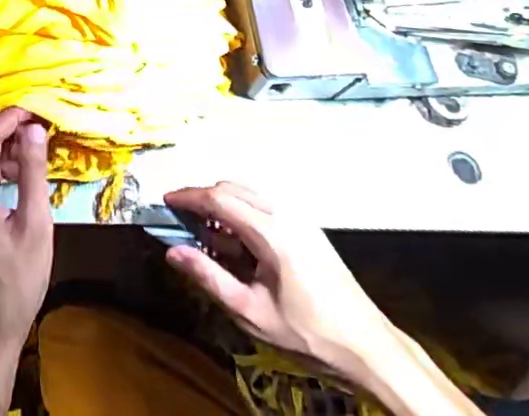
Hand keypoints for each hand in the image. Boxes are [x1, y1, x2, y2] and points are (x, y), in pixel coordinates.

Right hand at [162, 182, 393, 379]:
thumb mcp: (250, 310)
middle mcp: (285, 213)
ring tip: (208, 242)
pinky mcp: (304, 225)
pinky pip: (264, 206)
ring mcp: (298, 216)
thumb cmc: (308, 330)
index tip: (167, 202)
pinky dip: (242, 215)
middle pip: (232, 189)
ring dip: (223, 209)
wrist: (361, 339)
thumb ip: (209, 276)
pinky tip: (237, 247)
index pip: (219, 199)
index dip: (189, 197)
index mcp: (271, 231)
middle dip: (203, 201)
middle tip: (181, 224)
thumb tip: (173, 253)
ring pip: (248, 195)